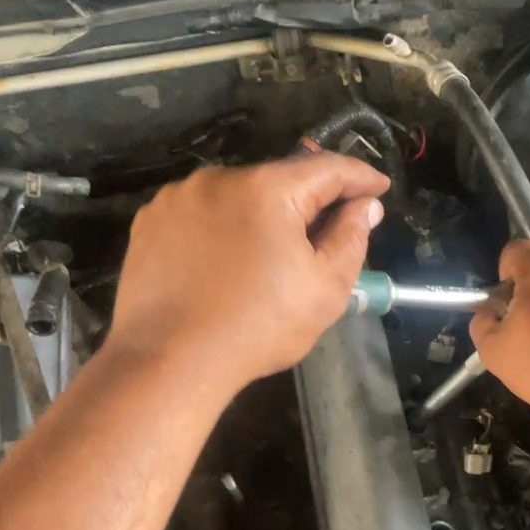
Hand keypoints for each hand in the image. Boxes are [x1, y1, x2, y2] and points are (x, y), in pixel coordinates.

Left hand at [109, 155, 388, 391]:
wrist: (168, 360)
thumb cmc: (257, 327)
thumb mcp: (324, 291)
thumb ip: (350, 240)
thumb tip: (364, 206)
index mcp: (268, 189)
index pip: (327, 168)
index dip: (360, 177)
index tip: (379, 186)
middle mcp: (219, 178)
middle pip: (278, 182)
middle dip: (307, 204)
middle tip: (326, 236)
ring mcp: (178, 198)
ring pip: (236, 197)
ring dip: (260, 217)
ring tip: (268, 258)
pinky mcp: (149, 222)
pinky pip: (200, 215)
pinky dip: (220, 229)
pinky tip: (223, 264)